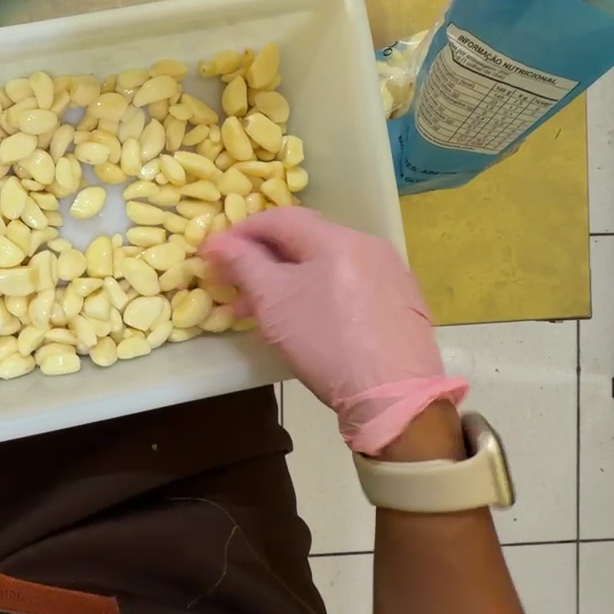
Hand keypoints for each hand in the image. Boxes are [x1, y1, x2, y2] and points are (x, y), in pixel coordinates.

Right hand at [200, 207, 466, 454]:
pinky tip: (301, 321)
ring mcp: (389, 275)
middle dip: (261, 260)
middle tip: (232, 284)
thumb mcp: (272, 300)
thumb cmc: (325, 340)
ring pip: (324, 265)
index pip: (280, 218)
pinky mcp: (400, 304)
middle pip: (303, 240)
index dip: (240, 231)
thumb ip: (242, 263)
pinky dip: (315, 293)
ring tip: (259, 311)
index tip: (213, 253)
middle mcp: (368, 246)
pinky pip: (346, 286)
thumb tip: (216, 241)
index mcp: (337, 239)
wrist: (394, 395)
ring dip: (285, 280)